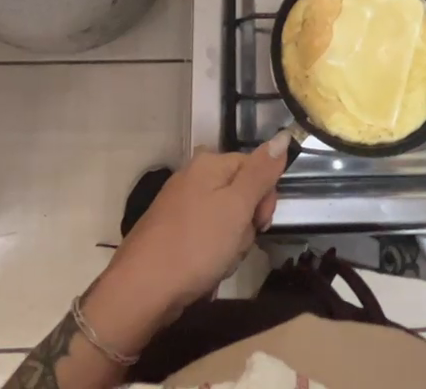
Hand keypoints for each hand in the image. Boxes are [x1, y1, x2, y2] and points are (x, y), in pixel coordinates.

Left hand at [85, 135, 289, 347]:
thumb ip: (261, 172)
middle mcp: (193, 176)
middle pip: (241, 194)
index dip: (265, 199)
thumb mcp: (237, 207)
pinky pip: (207, 235)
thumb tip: (283, 135)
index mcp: (210, 163)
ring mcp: (180, 204)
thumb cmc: (196, 245)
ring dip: (231, 244)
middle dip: (246, 224)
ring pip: (226, 219)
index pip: (256, 168)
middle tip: (235, 245)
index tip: (260, 225)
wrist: (142, 290)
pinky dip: (212, 254)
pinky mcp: (172, 230)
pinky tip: (205, 269)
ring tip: (218, 262)